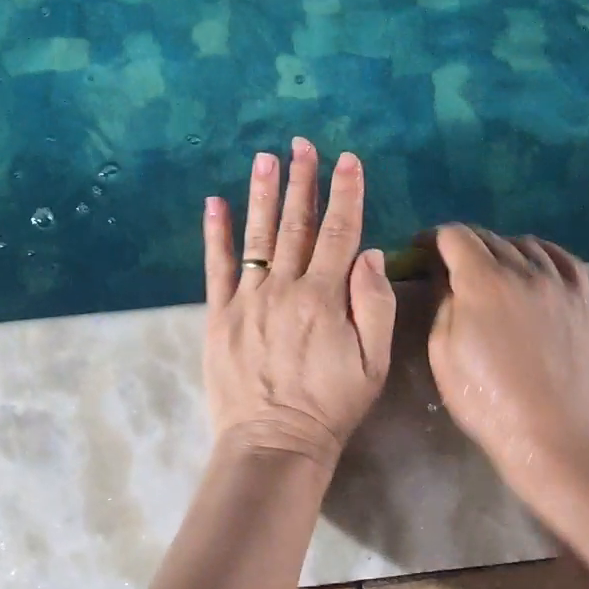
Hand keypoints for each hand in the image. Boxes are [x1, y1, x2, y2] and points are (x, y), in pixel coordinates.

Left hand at [200, 138, 396, 466]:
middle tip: (302, 145)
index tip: (347, 160)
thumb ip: (374, 305)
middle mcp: (286, 287)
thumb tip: (367, 252)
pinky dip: (215, 233)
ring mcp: (248, 298)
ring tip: (265, 157)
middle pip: (297, 224)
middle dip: (302, 180)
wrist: (273, 444)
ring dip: (263, 194)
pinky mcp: (220, 314)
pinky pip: (217, 266)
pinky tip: (214, 202)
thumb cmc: (331, 406)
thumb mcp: (373, 363)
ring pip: (258, 235)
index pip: (339, 231)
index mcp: (325, 297)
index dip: (345, 193)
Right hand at [424, 225, 588, 486]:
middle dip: (463, 245)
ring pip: (525, 245)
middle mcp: (523, 271)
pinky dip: (543, 254)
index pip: (454, 235)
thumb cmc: (486, 400)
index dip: (432, 238)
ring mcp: (558, 285)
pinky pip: (564, 260)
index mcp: (482, 281)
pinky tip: (533, 264)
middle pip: (488, 237)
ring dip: (501, 249)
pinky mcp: (583, 303)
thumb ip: (442, 302)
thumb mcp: (443, 352)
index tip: (421, 252)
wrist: (552, 437)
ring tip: (491, 269)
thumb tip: (444, 275)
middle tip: (449, 266)